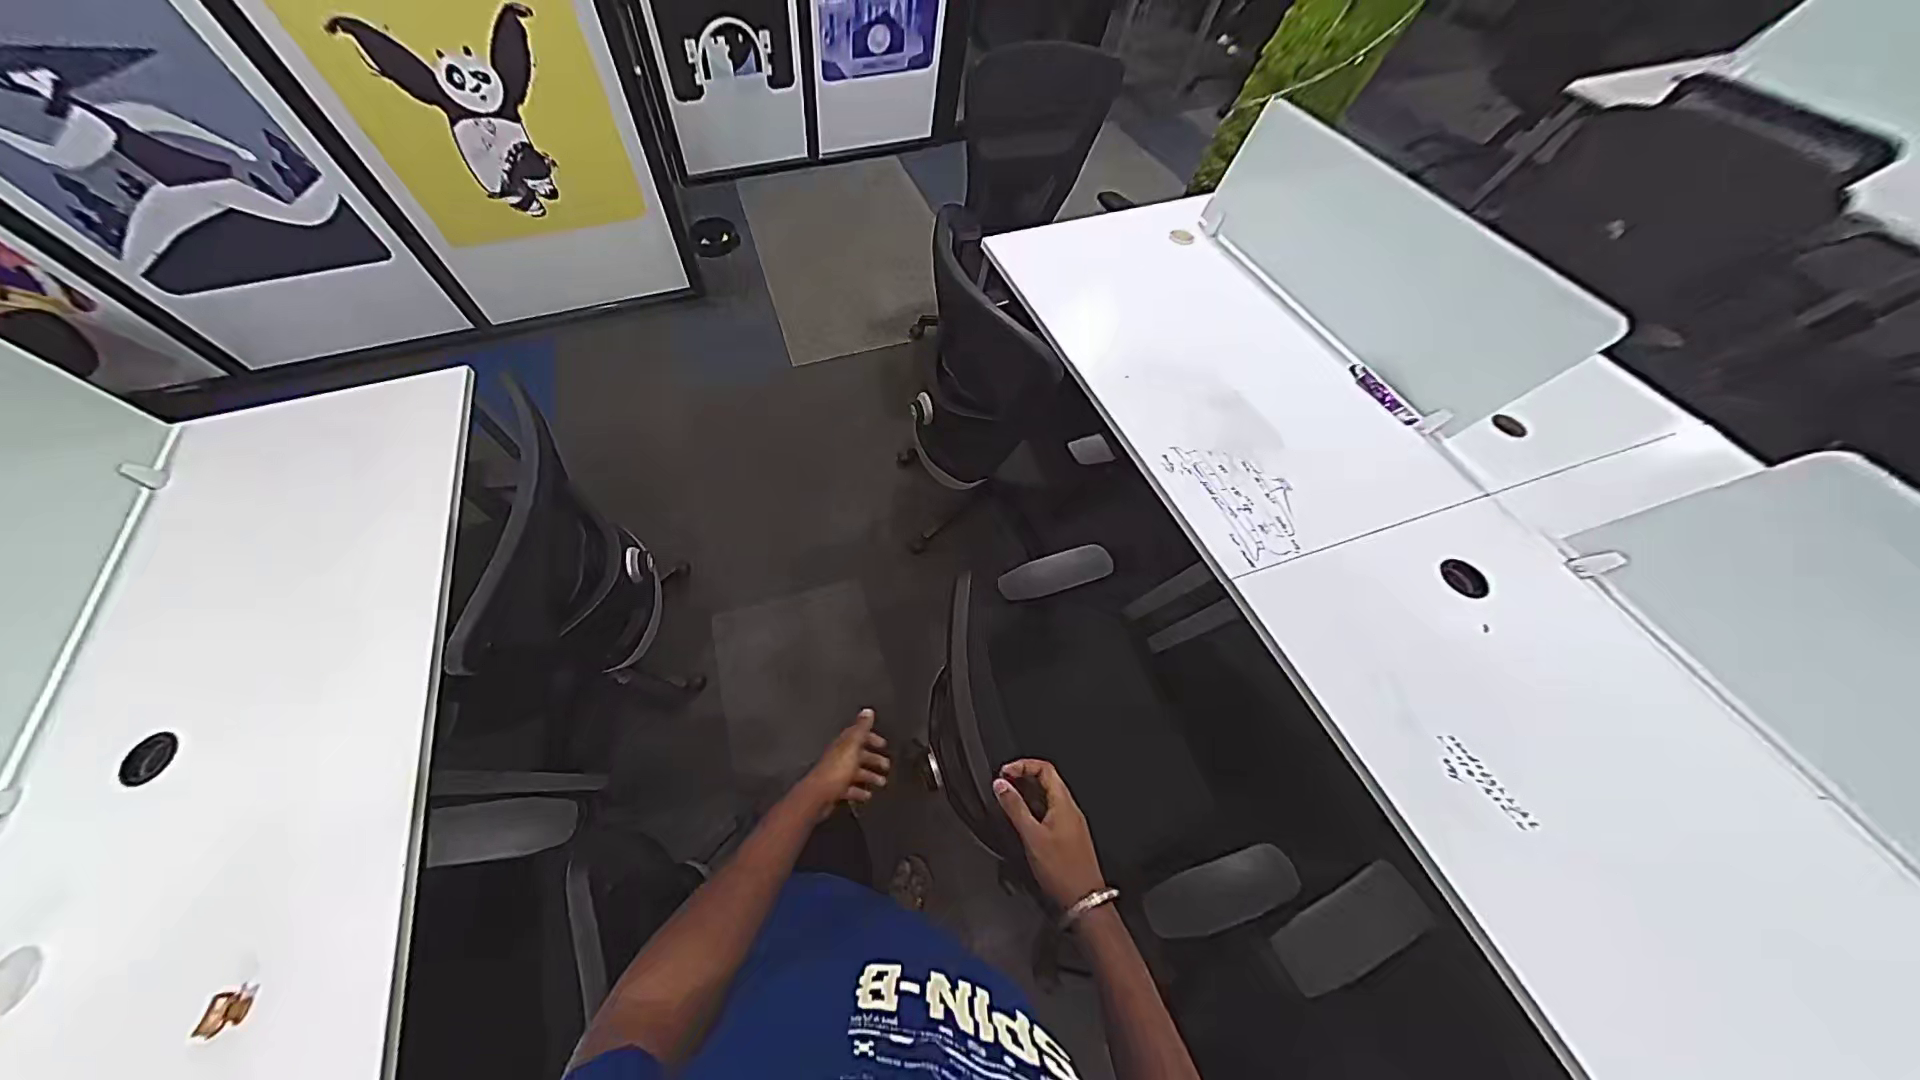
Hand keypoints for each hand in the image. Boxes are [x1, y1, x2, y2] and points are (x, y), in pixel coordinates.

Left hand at [793, 709, 889, 820]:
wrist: (818, 796)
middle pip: (859, 755)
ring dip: (870, 776)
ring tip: (882, 782)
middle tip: (886, 765)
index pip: (858, 735)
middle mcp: (839, 757)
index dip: (871, 738)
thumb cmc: (837, 769)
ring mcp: (836, 774)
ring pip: (856, 772)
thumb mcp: (853, 746)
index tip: (883, 744)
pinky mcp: (834, 789)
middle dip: (873, 759)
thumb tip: (867, 710)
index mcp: (843, 744)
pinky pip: (850, 788)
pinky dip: (859, 791)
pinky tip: (867, 795)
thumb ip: (861, 729)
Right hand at [994, 759, 1106, 910]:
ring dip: (1027, 793)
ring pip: (1047, 796)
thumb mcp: (1032, 836)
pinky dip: (1034, 808)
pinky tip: (1023, 820)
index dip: (1023, 765)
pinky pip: (1050, 811)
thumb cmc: (1063, 871)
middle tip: (1003, 784)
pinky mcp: (1068, 835)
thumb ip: (1015, 808)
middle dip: (1023, 777)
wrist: (1084, 900)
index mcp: (1063, 803)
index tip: (1005, 772)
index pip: (1045, 768)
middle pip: (1046, 780)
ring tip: (1009, 800)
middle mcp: (1069, 809)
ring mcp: (1070, 822)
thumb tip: (1001, 785)